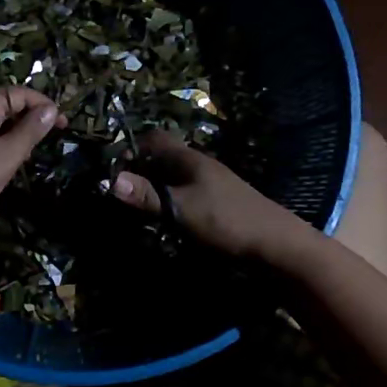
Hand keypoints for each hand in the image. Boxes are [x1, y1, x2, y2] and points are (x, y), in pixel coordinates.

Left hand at [0, 87, 66, 228]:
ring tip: (31, 152)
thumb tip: (50, 109)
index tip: (62, 123)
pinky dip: (0, 140)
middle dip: (30, 118)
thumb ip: (31, 129)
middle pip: (5, 104)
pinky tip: (8, 159)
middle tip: (51, 138)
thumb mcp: (9, 154)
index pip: (17, 93)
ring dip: (16, 131)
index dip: (43, 104)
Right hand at [110, 130, 301, 257]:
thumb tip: (109, 180)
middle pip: (162, 159)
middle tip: (117, 192)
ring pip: (173, 180)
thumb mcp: (181, 208)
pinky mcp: (216, 207)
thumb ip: (147, 195)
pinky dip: (168, 205)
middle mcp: (199, 168)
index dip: (131, 148)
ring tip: (132, 209)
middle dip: (139, 171)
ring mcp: (210, 187)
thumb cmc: (227, 220)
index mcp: (190, 159)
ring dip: (153, 190)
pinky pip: (184, 198)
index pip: (154, 139)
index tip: (111, 168)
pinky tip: (160, 222)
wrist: (276, 246)